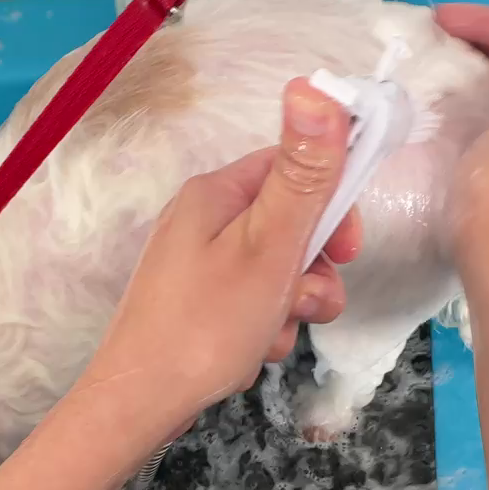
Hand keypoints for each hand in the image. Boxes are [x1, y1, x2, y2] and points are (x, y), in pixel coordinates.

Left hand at [77, 78, 362, 433]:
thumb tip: (315, 86)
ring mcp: (195, 270)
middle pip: (286, 229)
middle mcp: (201, 225)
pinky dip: (257, 332)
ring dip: (287, 310)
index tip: (348, 251)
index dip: (331, 207)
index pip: (293, 170)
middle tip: (306, 303)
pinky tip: (245, 355)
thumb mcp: (267, 247)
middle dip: (310, 272)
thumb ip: (301, 176)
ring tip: (269, 337)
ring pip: (272, 277)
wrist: (140, 404)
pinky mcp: (194, 310)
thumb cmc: (206, 326)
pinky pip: (247, 309)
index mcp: (214, 196)